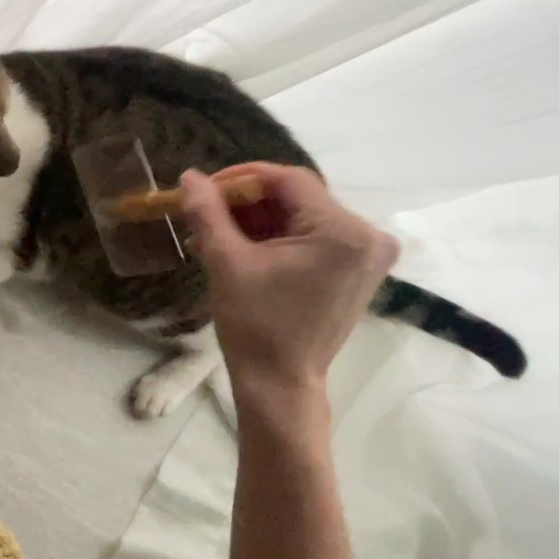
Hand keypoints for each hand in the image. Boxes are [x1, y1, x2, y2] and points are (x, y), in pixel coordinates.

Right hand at [179, 164, 397, 396]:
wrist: (279, 381)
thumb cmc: (254, 324)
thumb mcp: (226, 263)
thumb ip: (208, 214)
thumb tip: (190, 177)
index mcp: (344, 232)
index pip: (289, 181)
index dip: (241, 178)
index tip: (203, 188)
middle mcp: (368, 236)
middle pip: (297, 199)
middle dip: (246, 203)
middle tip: (203, 214)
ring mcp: (366, 255)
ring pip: (301, 218)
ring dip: (257, 221)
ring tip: (214, 235)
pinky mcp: (355, 271)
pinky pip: (311, 239)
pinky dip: (274, 239)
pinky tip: (240, 249)